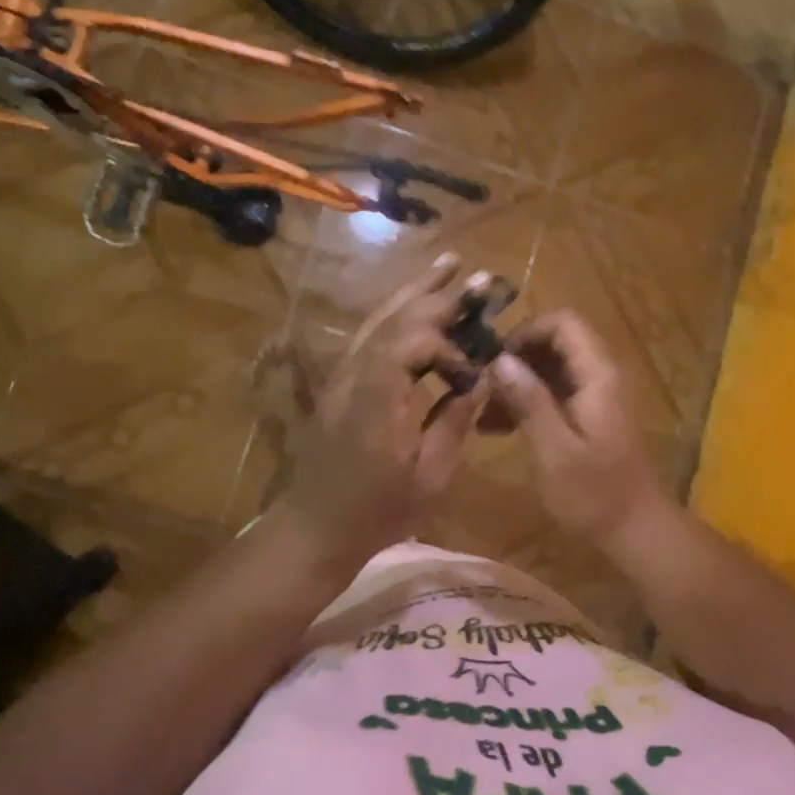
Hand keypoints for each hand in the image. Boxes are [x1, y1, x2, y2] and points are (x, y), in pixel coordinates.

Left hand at [280, 255, 490, 562]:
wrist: (314, 529)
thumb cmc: (377, 512)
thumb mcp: (430, 477)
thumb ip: (455, 422)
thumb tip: (480, 380)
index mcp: (376, 400)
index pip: (410, 342)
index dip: (447, 346)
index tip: (472, 374)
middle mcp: (353, 376)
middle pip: (394, 320)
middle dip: (438, 295)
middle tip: (477, 276)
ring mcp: (341, 376)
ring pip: (377, 320)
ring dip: (414, 292)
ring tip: (447, 265)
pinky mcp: (338, 383)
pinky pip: (369, 335)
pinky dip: (396, 314)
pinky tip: (414, 305)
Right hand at [487, 310, 671, 540]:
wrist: (636, 531)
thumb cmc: (594, 494)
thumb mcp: (554, 449)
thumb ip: (529, 400)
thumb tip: (500, 359)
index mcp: (597, 375)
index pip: (563, 322)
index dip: (525, 331)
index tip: (494, 360)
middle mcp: (599, 375)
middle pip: (554, 342)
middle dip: (515, 360)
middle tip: (482, 390)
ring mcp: (595, 395)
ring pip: (550, 368)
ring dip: (517, 384)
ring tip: (484, 418)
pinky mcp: (588, 415)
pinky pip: (554, 392)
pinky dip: (527, 403)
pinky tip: (499, 429)